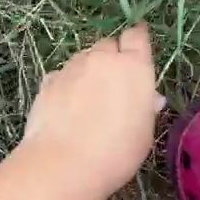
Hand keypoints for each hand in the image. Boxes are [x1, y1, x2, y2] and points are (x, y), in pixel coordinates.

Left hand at [20, 24, 163, 193]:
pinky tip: (66, 108)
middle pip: (108, 46)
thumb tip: (150, 97)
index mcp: (133, 66)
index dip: (136, 42)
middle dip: (112, 59)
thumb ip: (146, 108)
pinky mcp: (48, 80)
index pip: (136, 36)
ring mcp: (72, 67)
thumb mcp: (144, 134)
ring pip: (84, 59)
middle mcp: (102, 58)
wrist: (63, 163)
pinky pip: (63, 75)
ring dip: (88, 71)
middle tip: (113, 86)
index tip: (136, 52)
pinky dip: (67, 84)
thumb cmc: (116, 152)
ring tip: (88, 101)